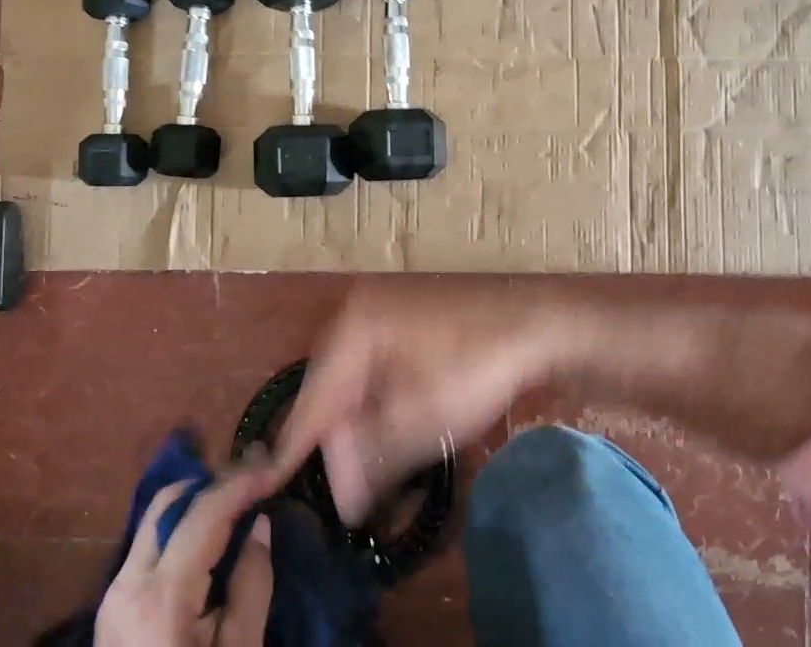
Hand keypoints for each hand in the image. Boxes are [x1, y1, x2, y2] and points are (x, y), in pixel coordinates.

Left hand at [96, 469, 275, 646]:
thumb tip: (261, 526)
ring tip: (239, 495)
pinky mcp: (112, 607)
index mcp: (161, 597)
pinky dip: (179, 527)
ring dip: (195, 501)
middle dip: (213, 482)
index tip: (271, 462)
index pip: (202, 514)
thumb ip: (252, 585)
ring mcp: (112, 594)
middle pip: (167, 504)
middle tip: (255, 473)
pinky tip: (210, 530)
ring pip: (154, 521)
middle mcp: (126, 583)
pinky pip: (147, 546)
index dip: (239, 482)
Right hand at [271, 283, 566, 522]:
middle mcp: (358, 314)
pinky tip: (387, 435)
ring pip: (355, 381)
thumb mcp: (420, 420)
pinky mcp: (408, 324)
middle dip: (335, 442)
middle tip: (339, 490)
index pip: (312, 399)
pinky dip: (378, 406)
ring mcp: (384, 314)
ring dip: (358, 427)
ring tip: (362, 472)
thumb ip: (370, 457)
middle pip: (331, 389)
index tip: (270, 489)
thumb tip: (340, 497)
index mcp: (352, 328)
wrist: (540, 326)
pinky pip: (377, 371)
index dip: (295, 448)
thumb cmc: (476, 367)